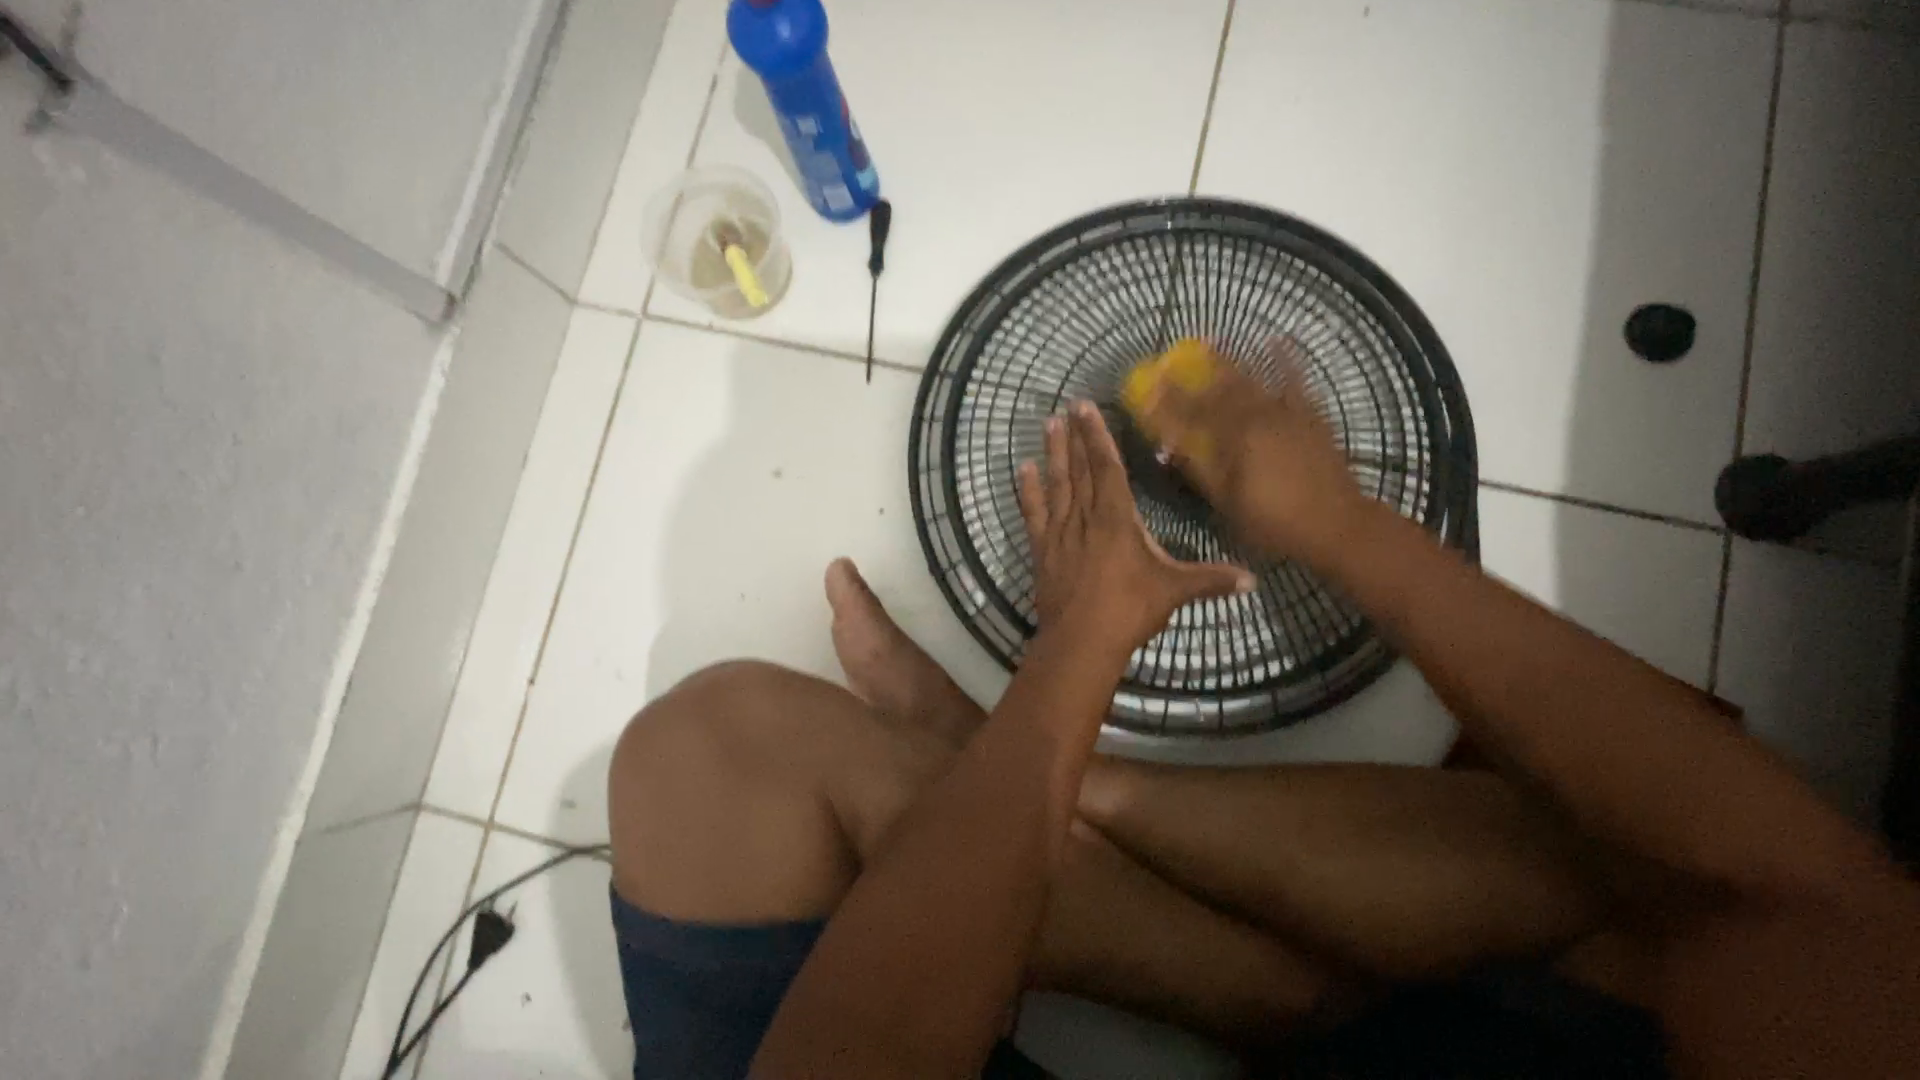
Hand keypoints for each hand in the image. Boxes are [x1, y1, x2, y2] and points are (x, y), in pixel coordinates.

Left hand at [1018, 401, 1253, 647]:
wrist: (1080, 642)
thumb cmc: (1129, 610)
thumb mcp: (1174, 591)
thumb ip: (1211, 580)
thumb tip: (1253, 580)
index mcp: (1117, 518)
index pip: (1107, 467)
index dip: (1097, 435)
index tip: (1086, 407)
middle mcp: (1085, 517)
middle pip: (1079, 468)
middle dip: (1075, 436)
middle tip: (1067, 406)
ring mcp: (1059, 532)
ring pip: (1056, 484)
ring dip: (1052, 454)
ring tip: (1047, 424)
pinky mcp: (1042, 550)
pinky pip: (1033, 513)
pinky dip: (1028, 491)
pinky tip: (1024, 470)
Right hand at [1129, 339, 1366, 560]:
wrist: (1337, 524)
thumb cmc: (1274, 520)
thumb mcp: (1227, 501)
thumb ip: (1198, 469)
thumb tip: (1170, 447)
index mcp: (1234, 436)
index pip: (1191, 412)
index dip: (1166, 399)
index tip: (1145, 387)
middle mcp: (1258, 414)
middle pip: (1220, 387)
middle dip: (1192, 373)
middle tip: (1170, 361)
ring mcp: (1287, 411)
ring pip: (1253, 379)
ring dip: (1228, 361)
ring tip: (1209, 344)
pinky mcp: (1310, 415)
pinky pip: (1294, 380)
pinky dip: (1284, 359)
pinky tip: (1275, 340)